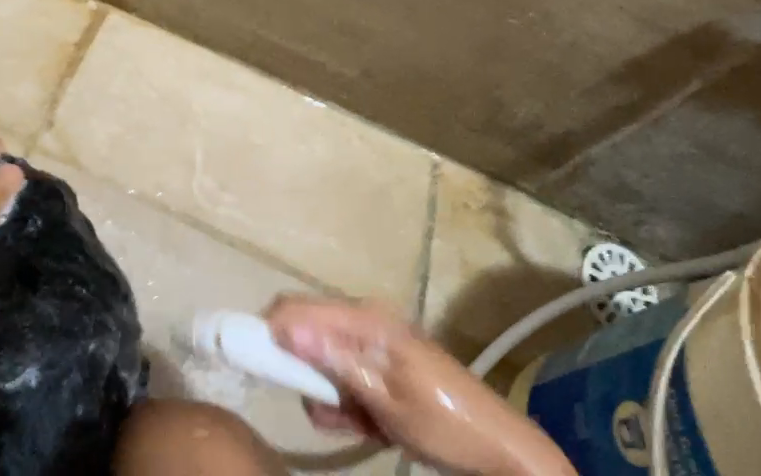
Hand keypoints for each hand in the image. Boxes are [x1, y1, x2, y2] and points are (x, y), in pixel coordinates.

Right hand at [263, 295, 575, 475]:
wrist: (500, 453)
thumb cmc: (444, 422)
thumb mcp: (386, 398)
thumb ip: (334, 361)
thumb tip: (283, 327)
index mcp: (366, 318)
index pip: (295, 308)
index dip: (269, 333)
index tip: (260, 369)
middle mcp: (363, 321)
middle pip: (303, 334)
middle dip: (301, 372)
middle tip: (325, 407)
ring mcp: (371, 344)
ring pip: (318, 362)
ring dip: (325, 395)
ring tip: (355, 420)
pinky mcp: (376, 366)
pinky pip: (339, 377)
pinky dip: (343, 401)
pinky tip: (364, 422)